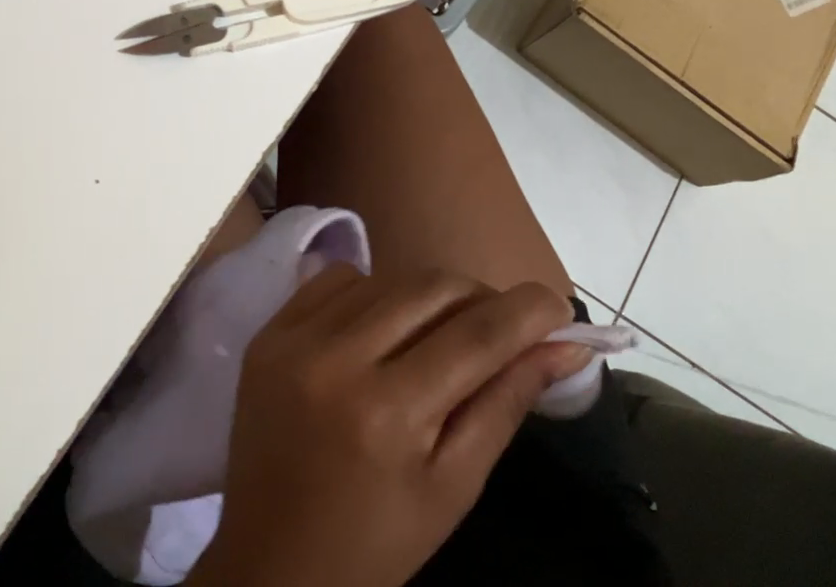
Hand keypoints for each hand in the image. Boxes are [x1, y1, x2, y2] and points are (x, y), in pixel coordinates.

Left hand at [186, 266, 590, 586]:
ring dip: (431, 297)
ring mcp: (293, 340)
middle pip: (434, 288)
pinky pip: (339, 280)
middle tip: (500, 331)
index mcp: (389, 412)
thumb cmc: (376, 540)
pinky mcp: (269, 333)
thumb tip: (567, 346)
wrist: (270, 562)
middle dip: (483, 299)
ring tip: (441, 336)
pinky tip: (383, 330)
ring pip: (390, 277)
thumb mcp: (455, 485)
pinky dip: (375, 292)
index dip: (531, 311)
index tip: (560, 309)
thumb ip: (508, 403)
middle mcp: (337, 360)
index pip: (479, 333)